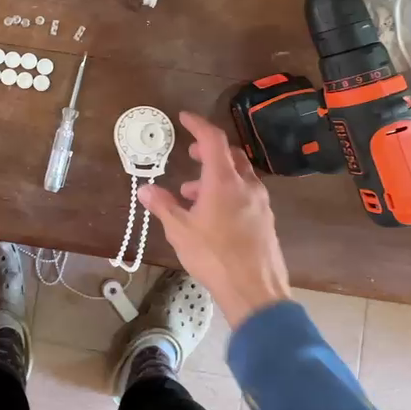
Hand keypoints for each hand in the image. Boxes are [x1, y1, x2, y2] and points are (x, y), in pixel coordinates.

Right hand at [137, 111, 290, 326]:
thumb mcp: (180, 230)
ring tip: (192, 193)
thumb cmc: (214, 256)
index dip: (198, 124)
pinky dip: (228, 191)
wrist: (255, 291)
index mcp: (224, 181)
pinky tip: (213, 214)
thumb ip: (163, 205)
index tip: (184, 118)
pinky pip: (246, 194)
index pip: (214, 140)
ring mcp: (260, 203)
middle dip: (209, 150)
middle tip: (191, 154)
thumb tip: (145, 188)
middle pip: (230, 155)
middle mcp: (246, 186)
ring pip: (239, 176)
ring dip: (216, 175)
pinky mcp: (265, 220)